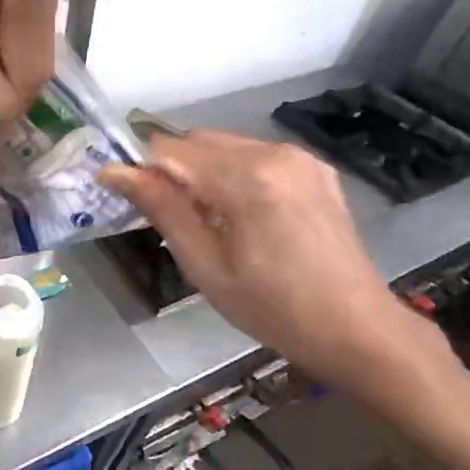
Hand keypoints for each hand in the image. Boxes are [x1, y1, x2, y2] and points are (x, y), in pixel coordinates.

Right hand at [101, 129, 443, 394]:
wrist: (356, 328)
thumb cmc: (273, 309)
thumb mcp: (205, 266)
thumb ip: (162, 209)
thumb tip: (113, 172)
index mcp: (247, 179)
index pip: (169, 149)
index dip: (142, 172)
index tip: (134, 204)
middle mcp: (274, 153)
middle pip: (196, 141)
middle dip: (174, 172)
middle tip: (177, 222)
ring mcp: (299, 157)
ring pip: (224, 145)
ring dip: (203, 173)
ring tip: (213, 223)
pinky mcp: (314, 168)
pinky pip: (255, 155)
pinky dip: (234, 174)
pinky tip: (245, 216)